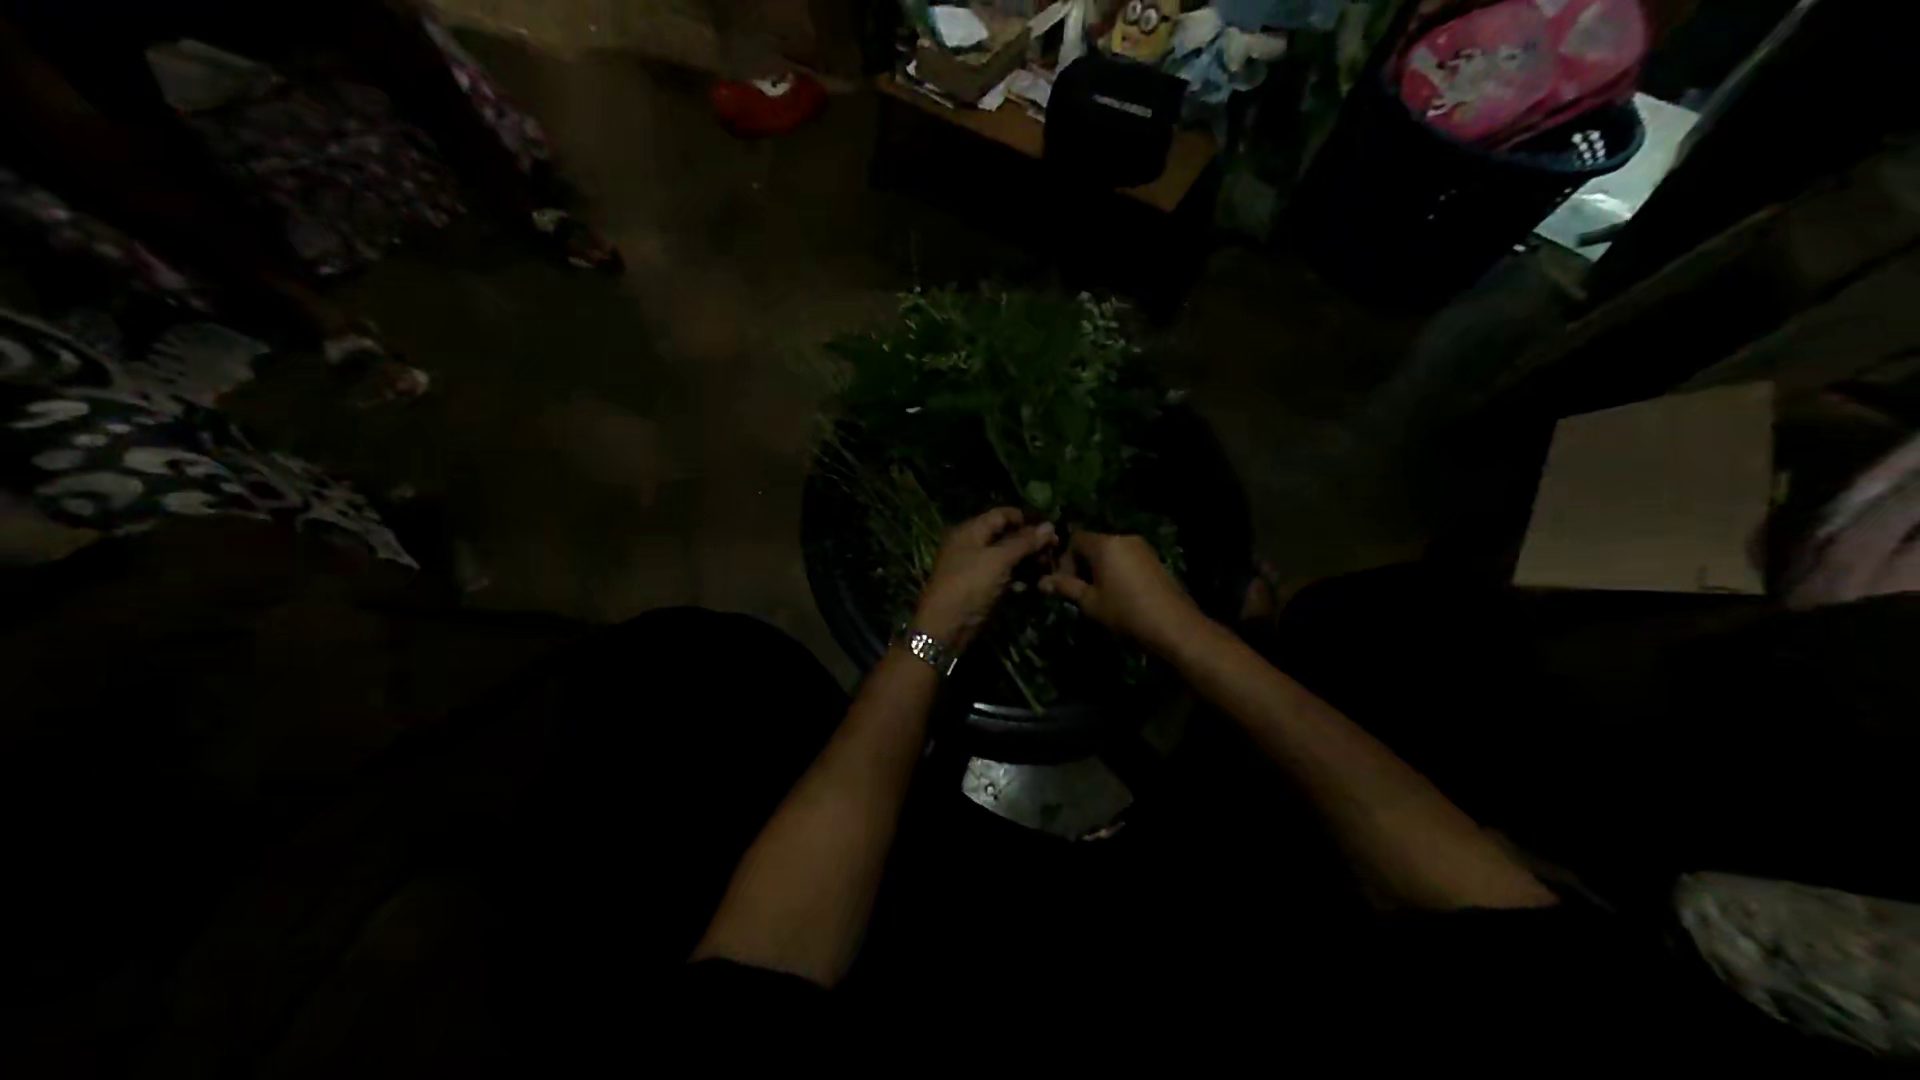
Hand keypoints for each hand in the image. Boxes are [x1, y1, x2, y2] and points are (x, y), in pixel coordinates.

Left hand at [911, 507, 1056, 651]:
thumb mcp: (999, 560)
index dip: (1025, 519)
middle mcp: (972, 544)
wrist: (947, 625)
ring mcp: (976, 567)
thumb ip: (1024, 542)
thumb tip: (1049, 525)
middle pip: (1006, 536)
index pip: (1001, 515)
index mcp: (970, 530)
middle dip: (1030, 542)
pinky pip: (1003, 576)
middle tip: (1054, 551)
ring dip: (1027, 561)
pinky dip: (1018, 577)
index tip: (1050, 528)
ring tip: (1048, 568)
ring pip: (1007, 557)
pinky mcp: (981, 587)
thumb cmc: (970, 584)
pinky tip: (1033, 584)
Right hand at [1039, 530, 1207, 655]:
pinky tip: (1119, 595)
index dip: (1065, 559)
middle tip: (1079, 591)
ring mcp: (1143, 548)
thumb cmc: (1125, 612)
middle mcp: (1124, 539)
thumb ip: (1065, 587)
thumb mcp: (1090, 602)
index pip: (1075, 539)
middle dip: (1081, 564)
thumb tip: (1041, 582)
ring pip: (1110, 552)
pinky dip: (1116, 571)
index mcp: (1105, 544)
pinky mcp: (1155, 560)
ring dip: (1099, 569)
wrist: (1174, 626)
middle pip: (1093, 544)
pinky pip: (1126, 558)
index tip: (1065, 583)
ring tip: (1099, 595)